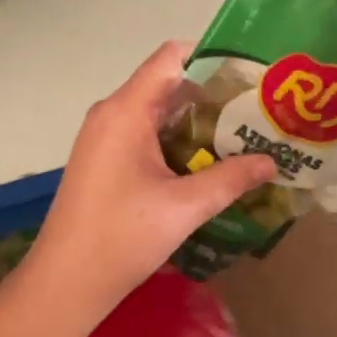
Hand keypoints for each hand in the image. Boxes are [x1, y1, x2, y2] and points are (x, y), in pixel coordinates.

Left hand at [30, 41, 273, 305]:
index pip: (170, 57)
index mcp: (126, 110)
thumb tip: (271, 162)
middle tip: (254, 110)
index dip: (209, 56)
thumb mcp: (184, 207)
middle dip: (210, 94)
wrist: (65, 280)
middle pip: (166, 83)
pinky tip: (204, 161)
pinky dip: (173, 138)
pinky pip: (142, 131)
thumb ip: (230, 179)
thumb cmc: (122, 236)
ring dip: (194, 120)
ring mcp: (103, 134)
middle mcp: (112, 112)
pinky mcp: (102, 156)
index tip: (247, 74)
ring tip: (240, 135)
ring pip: (155, 110)